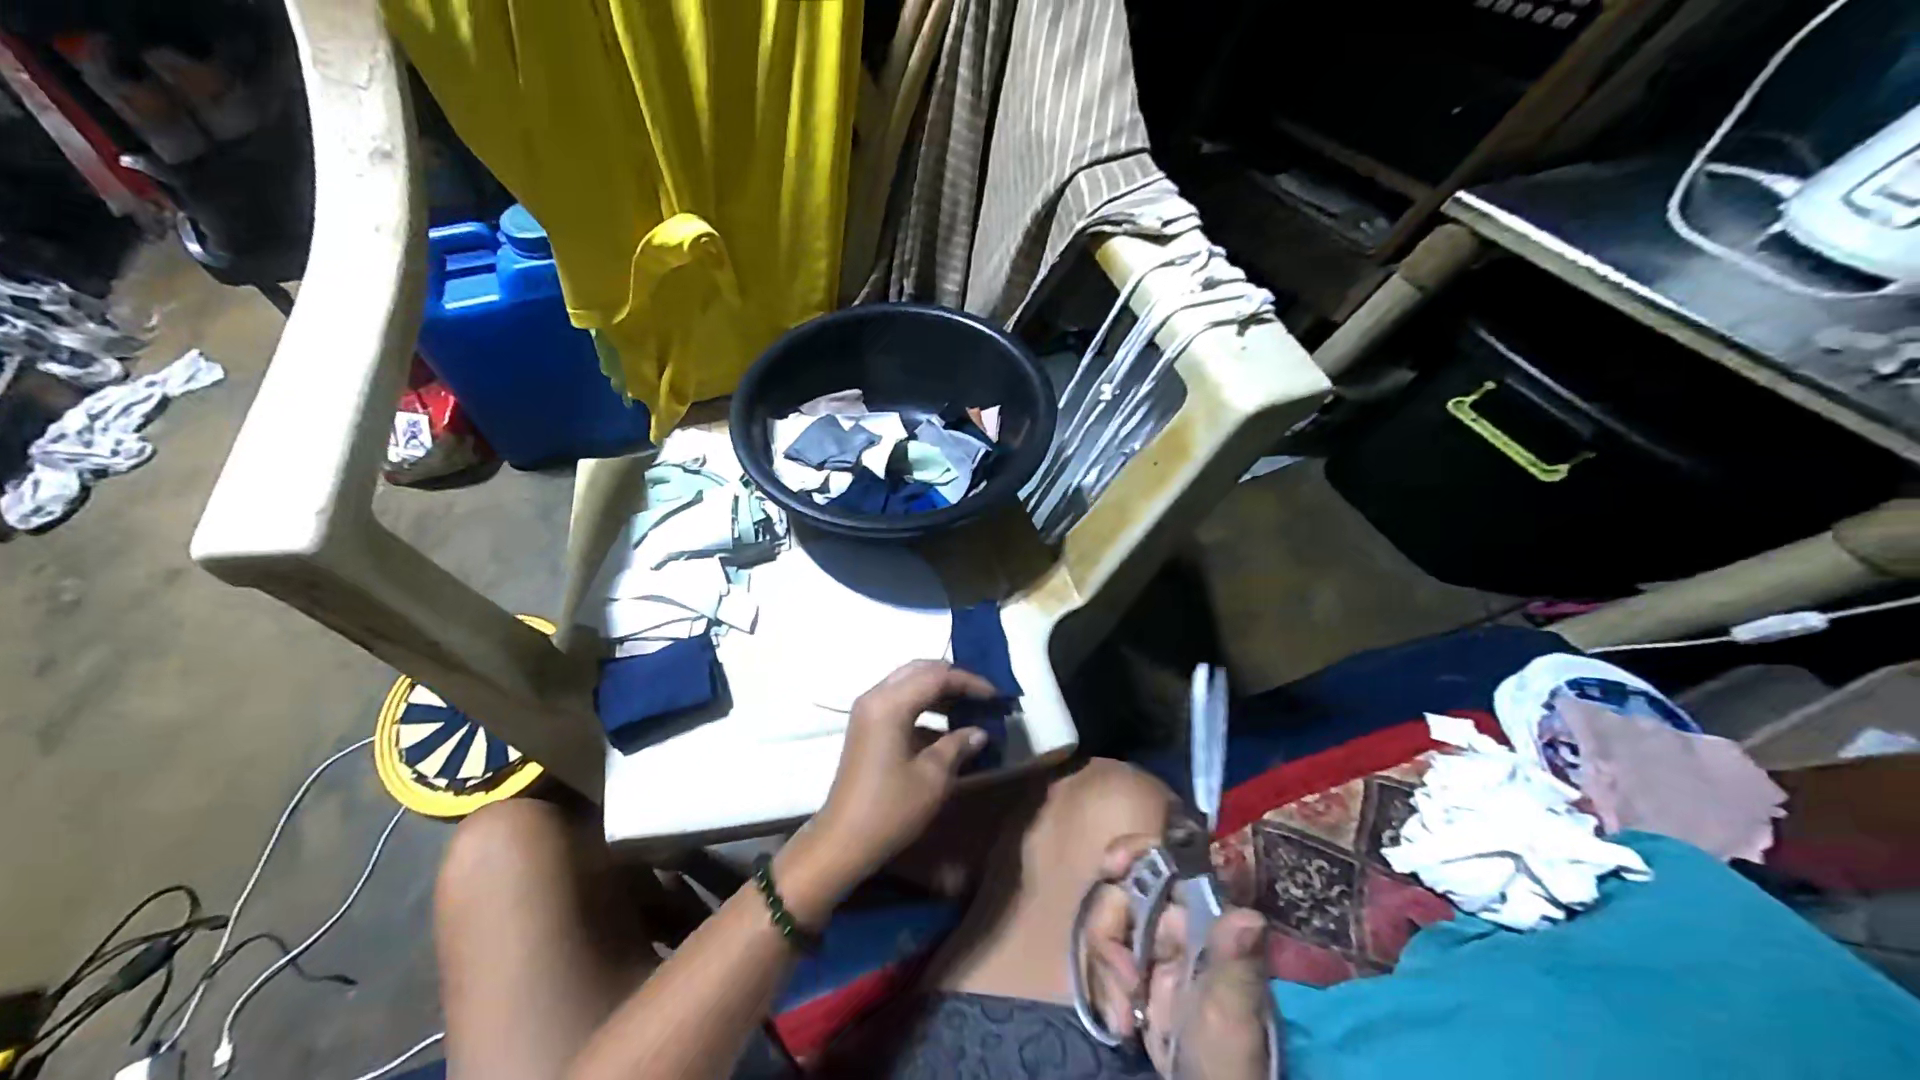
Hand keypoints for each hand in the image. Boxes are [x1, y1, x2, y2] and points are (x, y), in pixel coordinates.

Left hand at [809, 661, 995, 886]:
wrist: (843, 841)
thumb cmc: (890, 809)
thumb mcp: (933, 778)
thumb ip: (958, 745)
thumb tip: (979, 732)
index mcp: (889, 704)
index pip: (937, 676)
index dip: (970, 682)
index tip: (996, 696)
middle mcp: (875, 697)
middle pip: (920, 671)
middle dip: (954, 680)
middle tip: (982, 696)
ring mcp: (868, 711)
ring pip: (909, 684)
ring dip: (939, 692)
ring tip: (970, 709)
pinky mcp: (867, 727)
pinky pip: (900, 702)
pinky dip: (925, 708)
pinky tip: (947, 729)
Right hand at [1083, 836, 1276, 1079]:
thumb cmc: (1228, 1060)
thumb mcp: (1230, 1015)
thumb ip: (1234, 964)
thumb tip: (1251, 917)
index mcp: (1207, 916)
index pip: (1167, 860)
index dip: (1136, 852)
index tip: (1111, 865)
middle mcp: (1178, 920)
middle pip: (1124, 890)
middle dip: (1110, 933)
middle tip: (1125, 981)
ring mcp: (1156, 945)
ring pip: (1108, 924)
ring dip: (1107, 967)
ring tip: (1125, 1016)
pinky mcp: (1138, 971)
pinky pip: (1105, 958)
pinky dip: (1104, 986)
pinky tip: (1123, 1021)